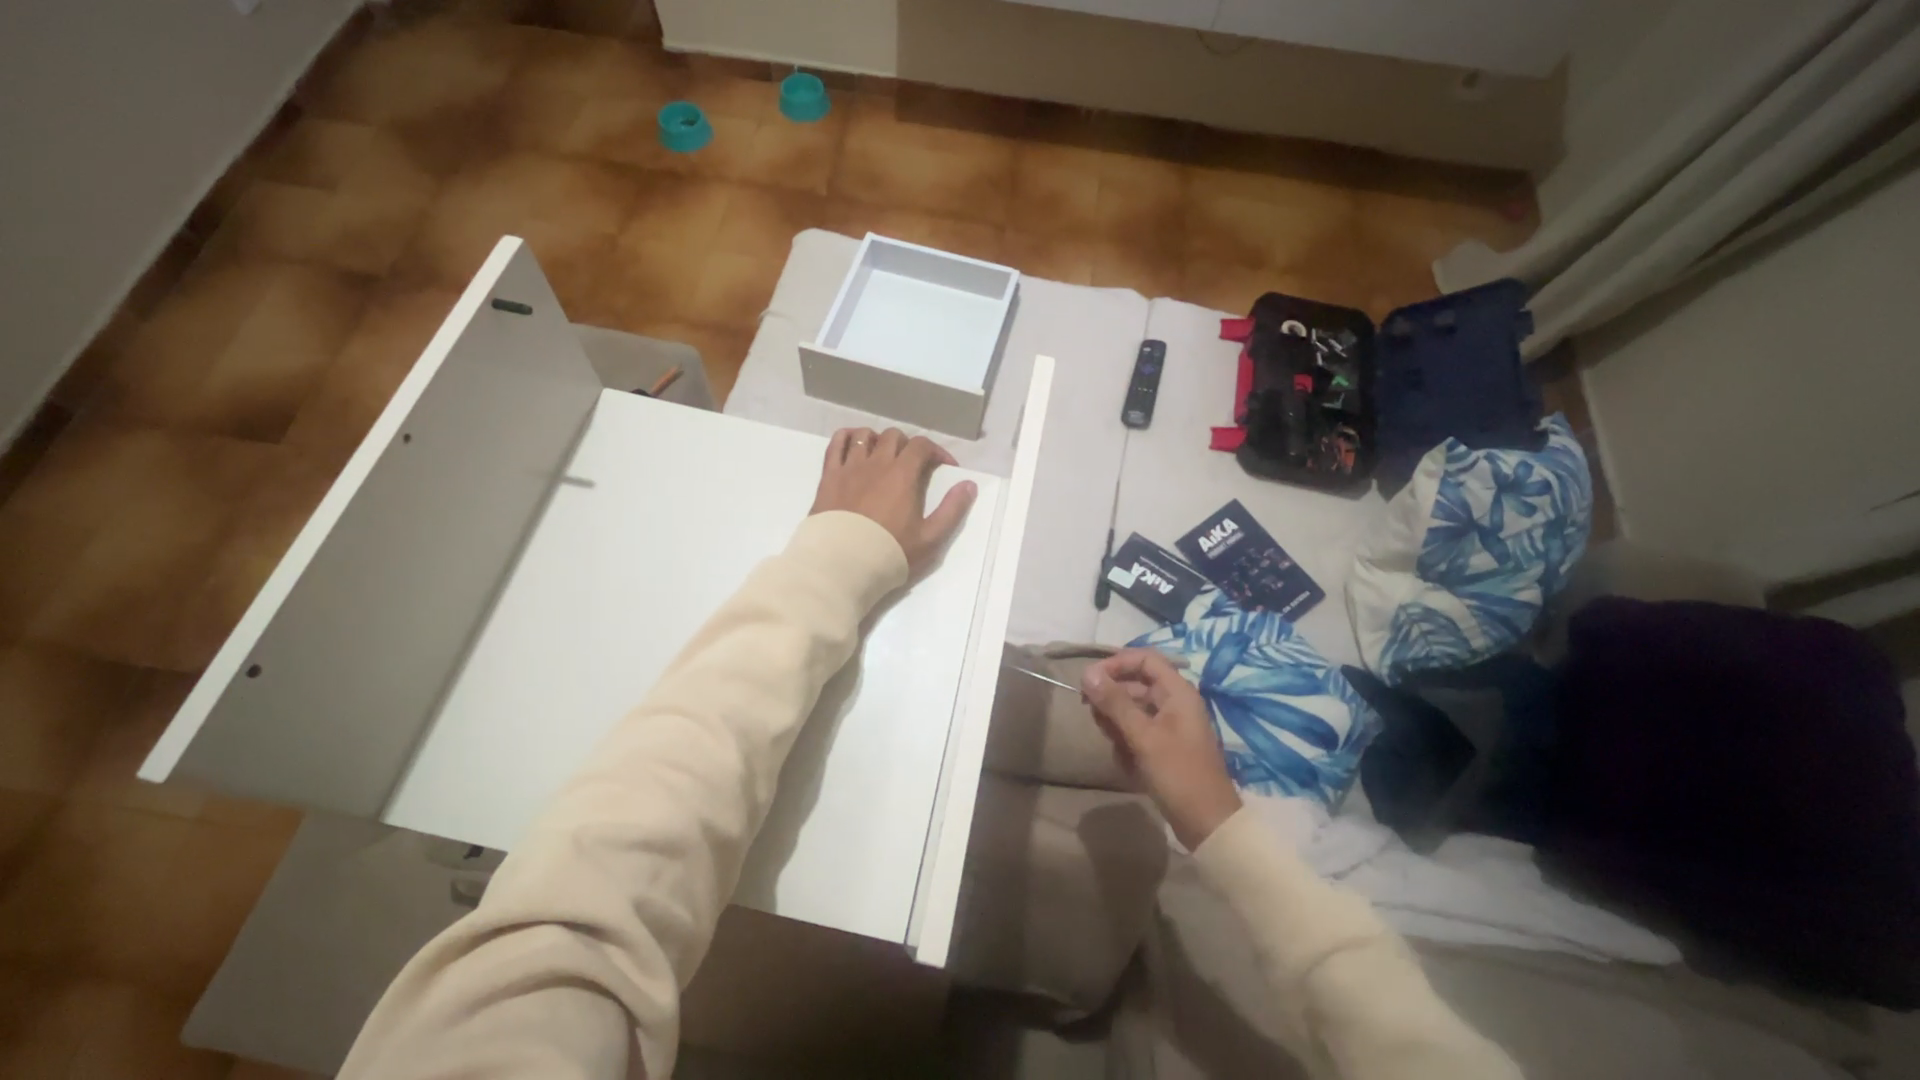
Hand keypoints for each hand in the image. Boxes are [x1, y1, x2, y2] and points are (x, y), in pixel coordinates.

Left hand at [810, 427, 976, 575]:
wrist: (842, 564)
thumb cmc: (889, 552)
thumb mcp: (930, 538)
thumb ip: (952, 510)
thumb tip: (969, 485)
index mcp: (902, 475)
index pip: (921, 446)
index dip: (936, 451)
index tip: (944, 467)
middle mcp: (876, 463)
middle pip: (893, 436)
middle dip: (907, 445)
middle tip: (912, 465)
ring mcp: (849, 468)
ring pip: (864, 436)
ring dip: (877, 439)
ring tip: (882, 455)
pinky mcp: (828, 476)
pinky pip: (835, 445)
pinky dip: (846, 437)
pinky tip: (851, 444)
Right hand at [1082, 648, 1242, 849]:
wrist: (1207, 823)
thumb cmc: (1178, 774)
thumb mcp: (1143, 737)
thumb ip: (1115, 703)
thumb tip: (1088, 674)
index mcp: (1178, 693)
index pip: (1145, 659)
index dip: (1116, 663)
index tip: (1090, 680)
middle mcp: (1175, 704)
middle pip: (1135, 684)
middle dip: (1112, 698)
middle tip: (1092, 715)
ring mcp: (1170, 727)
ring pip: (1133, 710)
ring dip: (1117, 724)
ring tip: (1114, 745)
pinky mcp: (1164, 748)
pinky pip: (1137, 733)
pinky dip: (1126, 742)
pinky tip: (1125, 762)